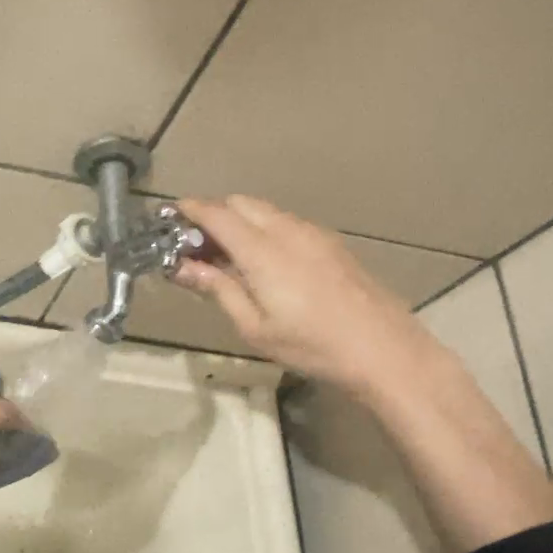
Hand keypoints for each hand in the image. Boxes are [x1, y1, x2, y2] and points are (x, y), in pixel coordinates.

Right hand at [172, 195, 436, 396]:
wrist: (384, 350)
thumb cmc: (312, 346)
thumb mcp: (254, 327)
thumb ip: (218, 290)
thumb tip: (182, 267)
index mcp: (263, 252)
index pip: (217, 215)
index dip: (190, 210)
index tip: (169, 217)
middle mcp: (288, 231)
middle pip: (241, 203)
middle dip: (214, 214)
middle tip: (196, 246)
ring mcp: (314, 234)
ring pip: (266, 211)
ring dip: (240, 221)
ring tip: (227, 257)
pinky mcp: (331, 243)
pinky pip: (287, 223)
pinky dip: (264, 229)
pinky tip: (264, 263)